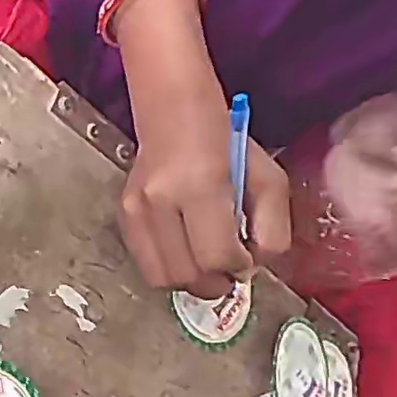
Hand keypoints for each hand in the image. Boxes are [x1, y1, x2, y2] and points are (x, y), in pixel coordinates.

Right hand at [121, 92, 291, 298]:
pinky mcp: (123, 217)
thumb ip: (272, 229)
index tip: (246, 259)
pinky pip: (147, 265)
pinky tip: (186, 252)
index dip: (237, 267)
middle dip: (215, 282)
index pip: (216, 256)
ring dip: (190, 281)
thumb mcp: (268, 179)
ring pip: (163, 278)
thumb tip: (252, 267)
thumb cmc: (224, 142)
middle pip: (188, 275)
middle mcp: (160, 201)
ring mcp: (135, 211)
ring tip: (207, 266)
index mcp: (200, 185)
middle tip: (228, 271)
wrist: (172, 115)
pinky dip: (170, 269)